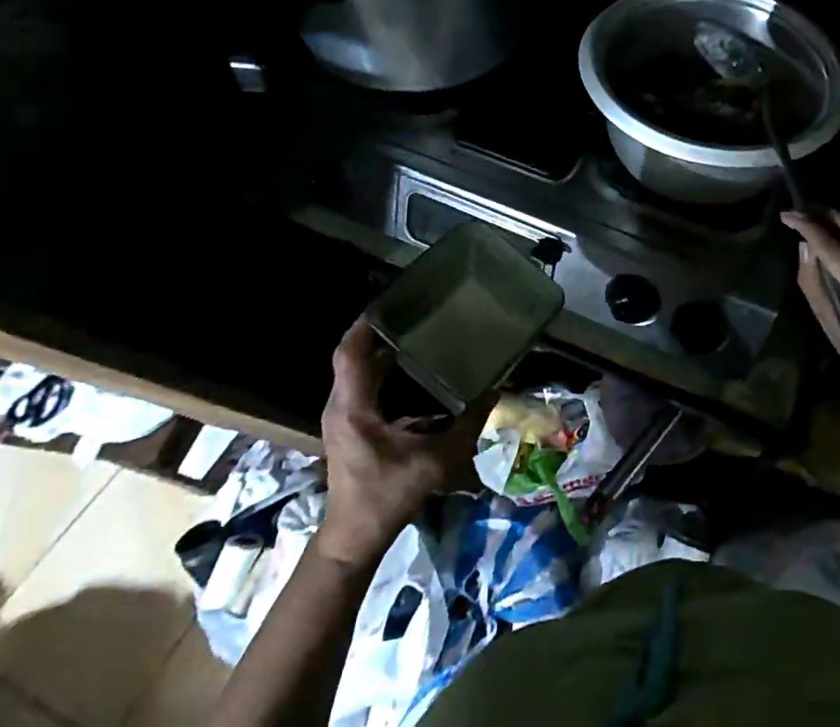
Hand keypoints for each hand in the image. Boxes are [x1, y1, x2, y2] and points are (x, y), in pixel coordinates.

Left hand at [314, 317, 492, 565]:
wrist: (355, 536)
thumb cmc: (388, 494)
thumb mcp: (434, 460)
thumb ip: (467, 425)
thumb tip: (497, 392)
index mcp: (353, 406)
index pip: (350, 352)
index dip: (368, 324)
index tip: (392, 302)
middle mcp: (341, 405)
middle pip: (354, 357)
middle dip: (381, 333)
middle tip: (415, 315)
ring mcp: (342, 417)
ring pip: (357, 373)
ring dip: (381, 354)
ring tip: (415, 336)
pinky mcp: (349, 428)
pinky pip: (363, 388)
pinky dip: (382, 375)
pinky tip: (411, 374)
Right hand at [781, 210, 839, 376]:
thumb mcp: (827, 319)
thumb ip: (813, 281)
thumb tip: (805, 247)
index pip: (833, 248)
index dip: (808, 228)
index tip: (786, 216)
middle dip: (822, 214)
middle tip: (797, 210)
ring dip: (832, 219)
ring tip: (807, 216)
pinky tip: (825, 233)